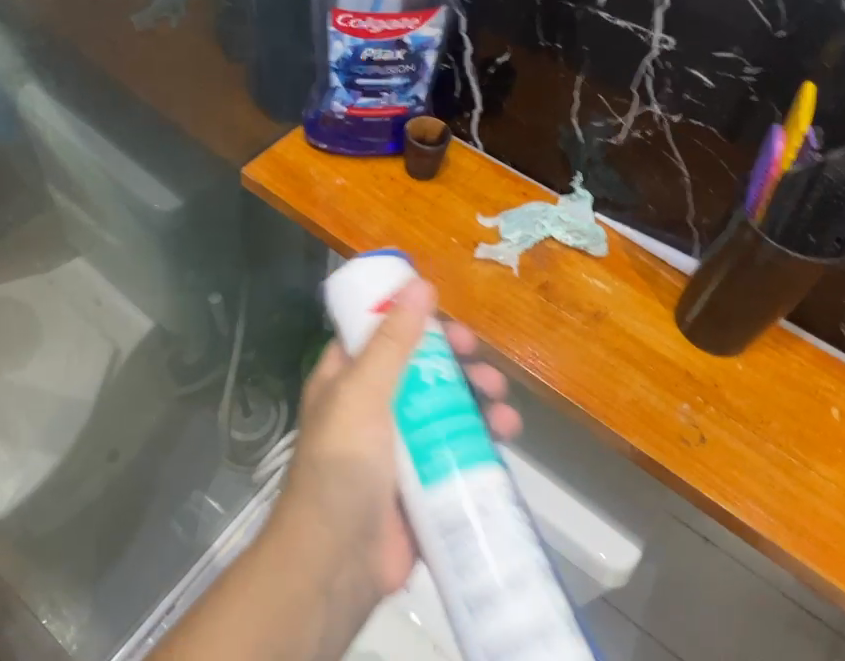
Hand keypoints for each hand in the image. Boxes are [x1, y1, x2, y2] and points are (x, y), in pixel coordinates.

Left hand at [269, 278, 521, 610]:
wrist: (339, 561)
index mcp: (346, 381)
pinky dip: (484, 437)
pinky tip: (505, 434)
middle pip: (421, 369)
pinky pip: (459, 448)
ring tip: (500, 403)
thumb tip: (419, 282)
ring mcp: (400, 447)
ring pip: (447, 407)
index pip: (379, 335)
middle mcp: (372, 408)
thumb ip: (393, 340)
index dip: (412, 319)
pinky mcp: (426, 481)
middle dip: (454, 360)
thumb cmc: (342, 466)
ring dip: (477, 397)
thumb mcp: (363, 392)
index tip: (445, 314)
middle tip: (478, 358)